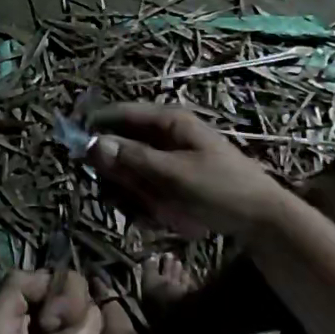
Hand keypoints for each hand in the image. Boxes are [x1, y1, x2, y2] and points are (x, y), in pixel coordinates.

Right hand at [90, 103, 287, 236]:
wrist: (261, 219)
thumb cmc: (220, 187)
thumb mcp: (173, 174)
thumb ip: (133, 159)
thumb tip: (94, 143)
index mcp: (169, 122)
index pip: (122, 114)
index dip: (97, 126)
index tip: (74, 146)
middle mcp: (166, 136)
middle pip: (123, 146)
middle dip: (120, 173)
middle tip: (129, 195)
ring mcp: (170, 160)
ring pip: (132, 172)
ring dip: (135, 194)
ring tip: (154, 210)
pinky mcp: (174, 182)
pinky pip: (147, 189)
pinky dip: (149, 205)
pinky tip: (164, 218)